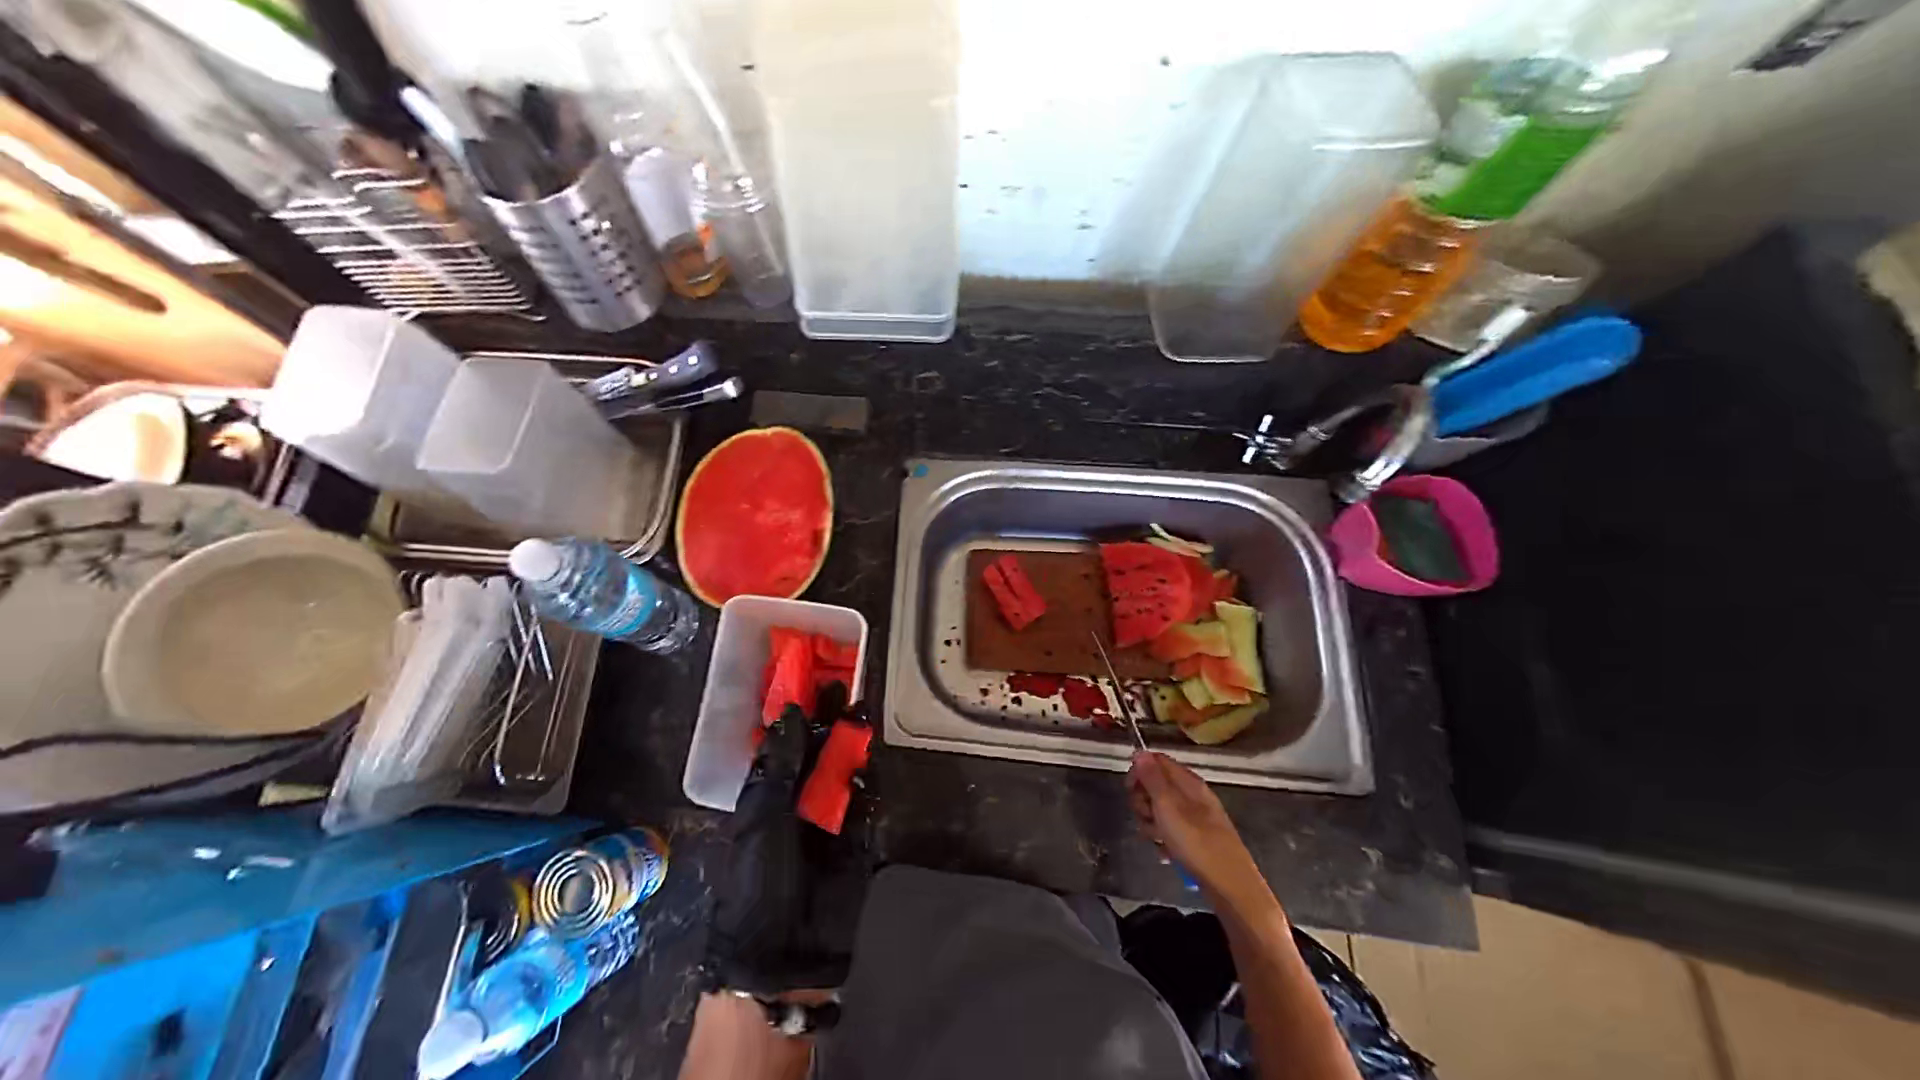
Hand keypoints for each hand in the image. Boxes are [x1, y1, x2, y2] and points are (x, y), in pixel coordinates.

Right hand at [1127, 751, 1267, 905]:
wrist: (1229, 885)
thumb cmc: (1196, 842)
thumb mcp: (1168, 806)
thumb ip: (1152, 778)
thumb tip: (1140, 752)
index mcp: (1188, 781)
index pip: (1156, 761)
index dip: (1139, 772)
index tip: (1130, 790)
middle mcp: (1191, 795)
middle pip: (1155, 786)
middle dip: (1143, 801)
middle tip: (1147, 816)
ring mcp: (1194, 817)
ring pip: (1159, 810)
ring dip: (1150, 824)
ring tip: (1157, 838)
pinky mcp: (1194, 838)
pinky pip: (1169, 830)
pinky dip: (1163, 839)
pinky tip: (1166, 852)